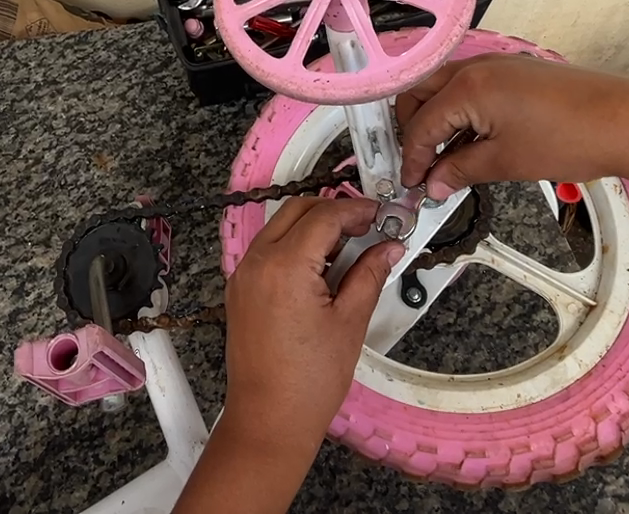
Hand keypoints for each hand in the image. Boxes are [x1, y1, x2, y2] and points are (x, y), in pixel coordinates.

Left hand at [223, 197, 403, 442]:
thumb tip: (388, 248)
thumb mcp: (350, 323)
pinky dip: (294, 245)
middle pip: (298, 210)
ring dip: (313, 226)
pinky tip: (320, 268)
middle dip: (333, 210)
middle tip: (366, 227)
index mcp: (285, 265)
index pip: (324, 216)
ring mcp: (244, 273)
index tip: (378, 215)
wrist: (268, 420)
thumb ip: (370, 275)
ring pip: (280, 226)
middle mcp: (257, 261)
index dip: (355, 210)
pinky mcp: (240, 287)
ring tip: (348, 249)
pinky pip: (268, 248)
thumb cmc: (307, 382)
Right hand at [394, 52, 628, 197]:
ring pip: (443, 87)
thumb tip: (434, 184)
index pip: (421, 124)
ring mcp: (495, 64)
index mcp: (467, 88)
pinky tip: (471, 139)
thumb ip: (461, 171)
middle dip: (412, 128)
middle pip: (420, 94)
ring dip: (435, 118)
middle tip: (419, 162)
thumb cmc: (569, 140)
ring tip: (444, 155)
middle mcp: (474, 67)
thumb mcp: (506, 162)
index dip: (413, 158)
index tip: (412, 183)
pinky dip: (459, 109)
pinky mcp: (514, 69)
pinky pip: (468, 85)